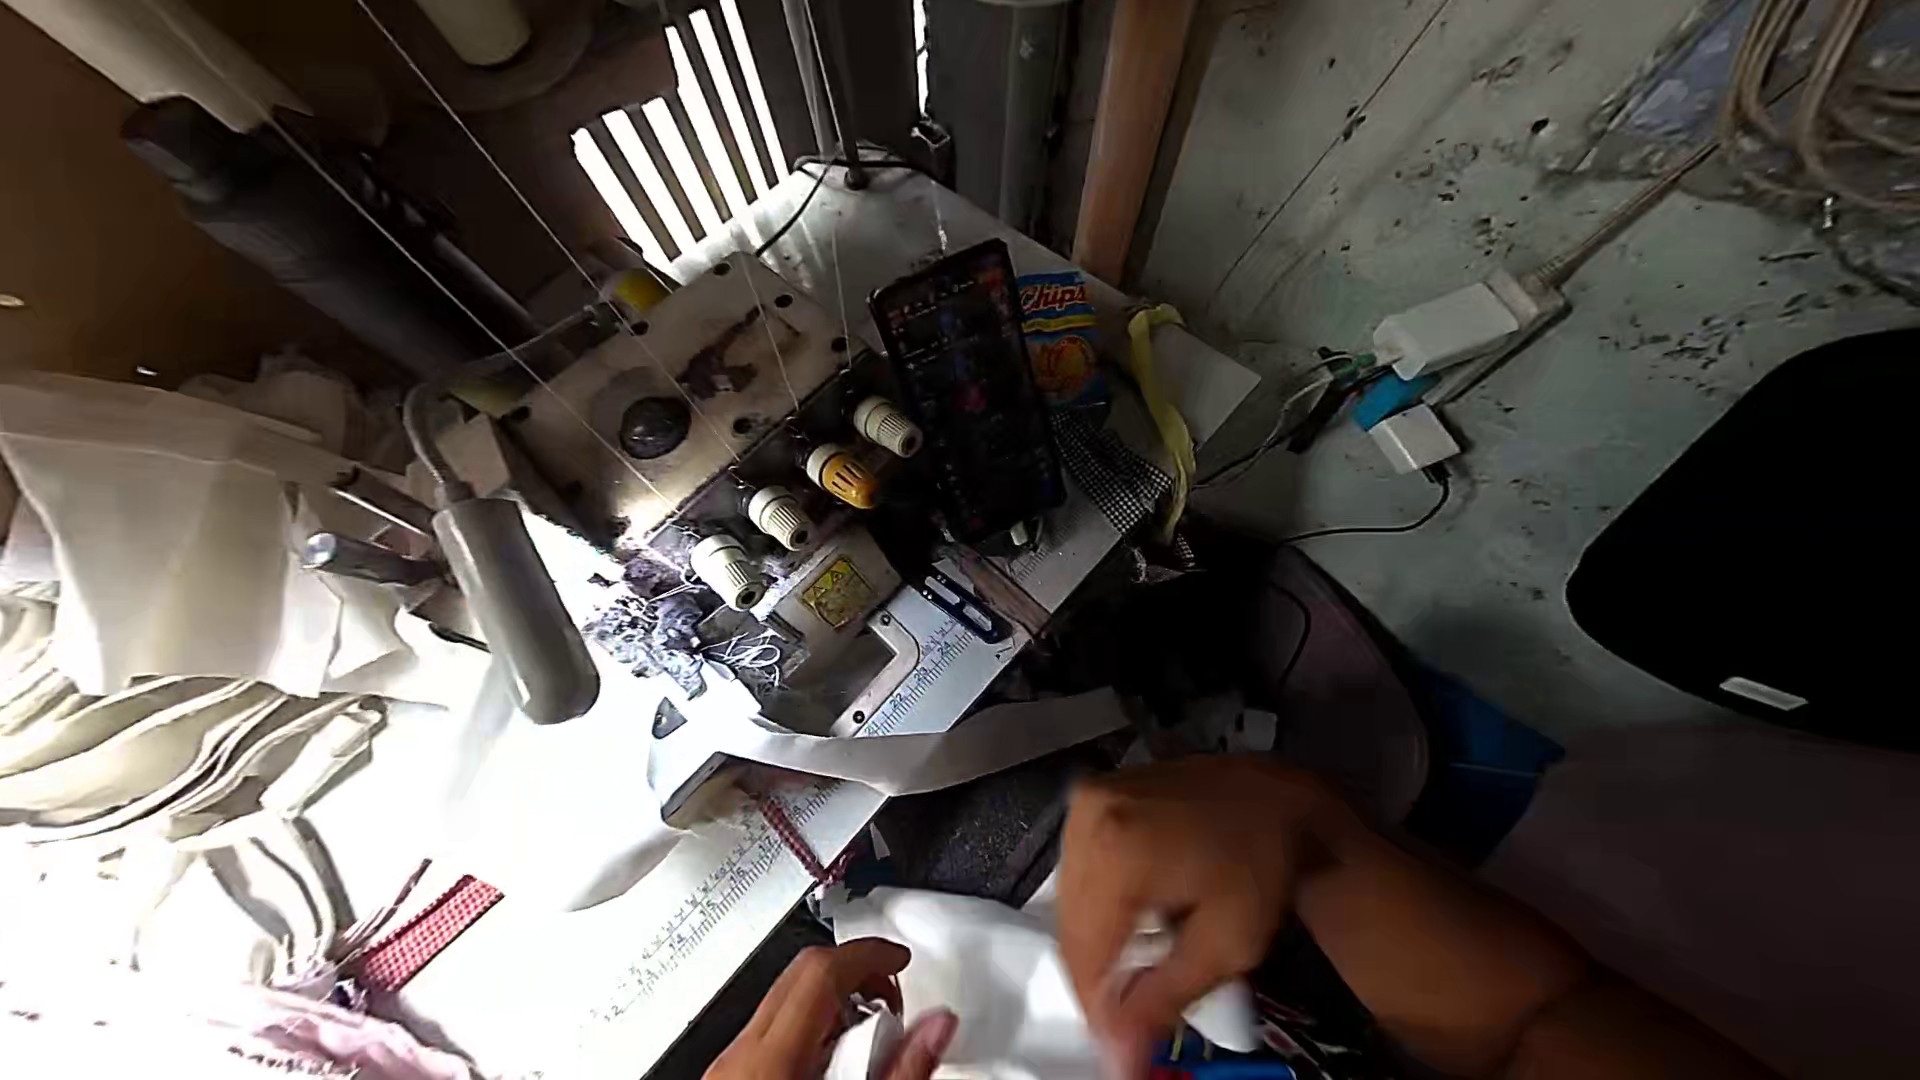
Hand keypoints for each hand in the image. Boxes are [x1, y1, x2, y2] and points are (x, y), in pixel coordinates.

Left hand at [704, 940, 958, 1079]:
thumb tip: (940, 1025)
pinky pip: (769, 1032)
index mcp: (771, 1063)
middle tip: (891, 1001)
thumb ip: (903, 1071)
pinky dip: (808, 1031)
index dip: (868, 955)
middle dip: (855, 975)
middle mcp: (739, 1058)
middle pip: (802, 975)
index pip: (822, 971)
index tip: (899, 961)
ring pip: (784, 1001)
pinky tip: (831, 1068)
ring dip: (832, 1004)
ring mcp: (725, 1072)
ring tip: (866, 1042)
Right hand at [1057, 758, 1331, 1075]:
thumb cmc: (1256, 865)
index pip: (1082, 945)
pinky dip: (1093, 900)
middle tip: (1127, 1011)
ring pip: (1066, 893)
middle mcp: (1088, 816)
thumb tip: (1117, 1057)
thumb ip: (1162, 999)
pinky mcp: (1090, 794)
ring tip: (1132, 963)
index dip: (1097, 1005)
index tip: (1118, 1047)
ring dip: (1091, 937)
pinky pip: (1074, 862)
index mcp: (1116, 848)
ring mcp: (1086, 799)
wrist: (1267, 793)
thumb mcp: (1225, 944)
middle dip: (1094, 973)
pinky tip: (1126, 916)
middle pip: (1068, 919)